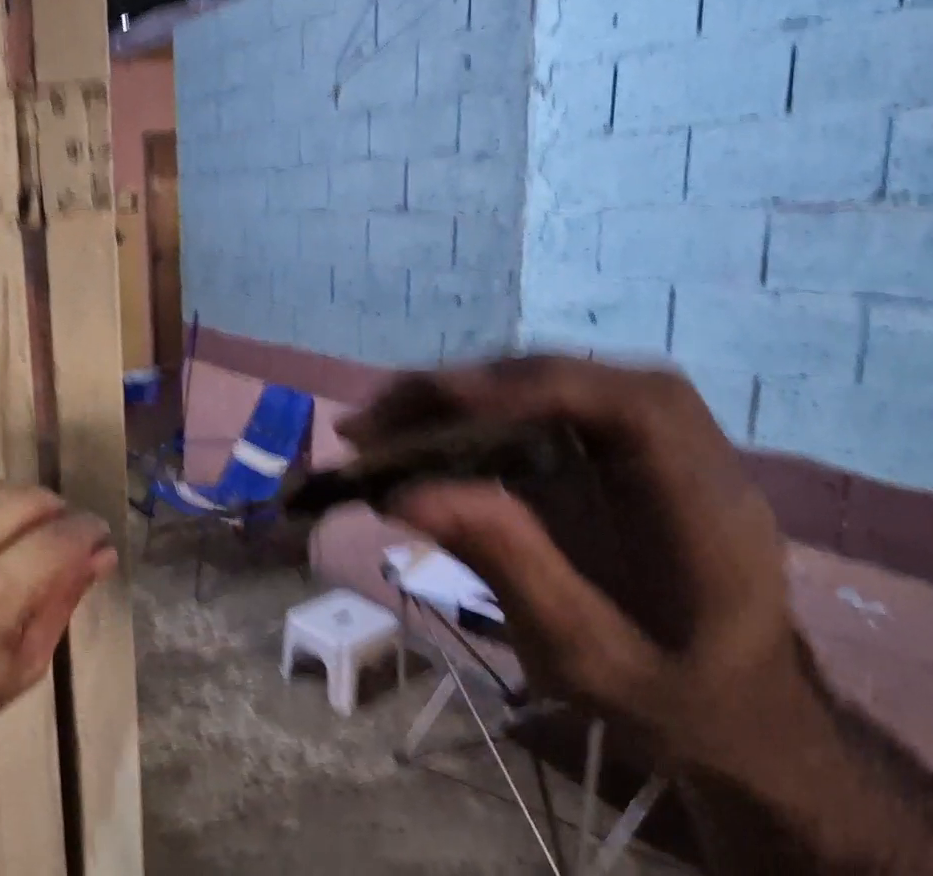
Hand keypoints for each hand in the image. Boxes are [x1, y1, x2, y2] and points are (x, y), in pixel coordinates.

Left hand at [0, 474, 116, 787]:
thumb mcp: (23, 666)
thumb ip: (62, 600)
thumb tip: (101, 553)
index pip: (57, 538)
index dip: (88, 530)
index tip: (98, 533)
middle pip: (22, 497)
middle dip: (54, 508)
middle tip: (63, 528)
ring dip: (12, 500)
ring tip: (20, 527)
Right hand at [344, 356, 806, 781]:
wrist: (731, 716)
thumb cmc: (670, 699)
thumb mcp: (585, 654)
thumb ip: (507, 566)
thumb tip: (402, 495)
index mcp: (705, 508)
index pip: (634, 405)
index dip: (536, 388)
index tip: (441, 402)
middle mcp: (677, 460)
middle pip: (569, 383)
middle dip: (462, 391)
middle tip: (370, 423)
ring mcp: (637, 456)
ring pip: (538, 393)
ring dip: (448, 404)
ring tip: (370, 432)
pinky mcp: (598, 465)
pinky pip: (526, 420)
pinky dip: (459, 424)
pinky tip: (406, 444)